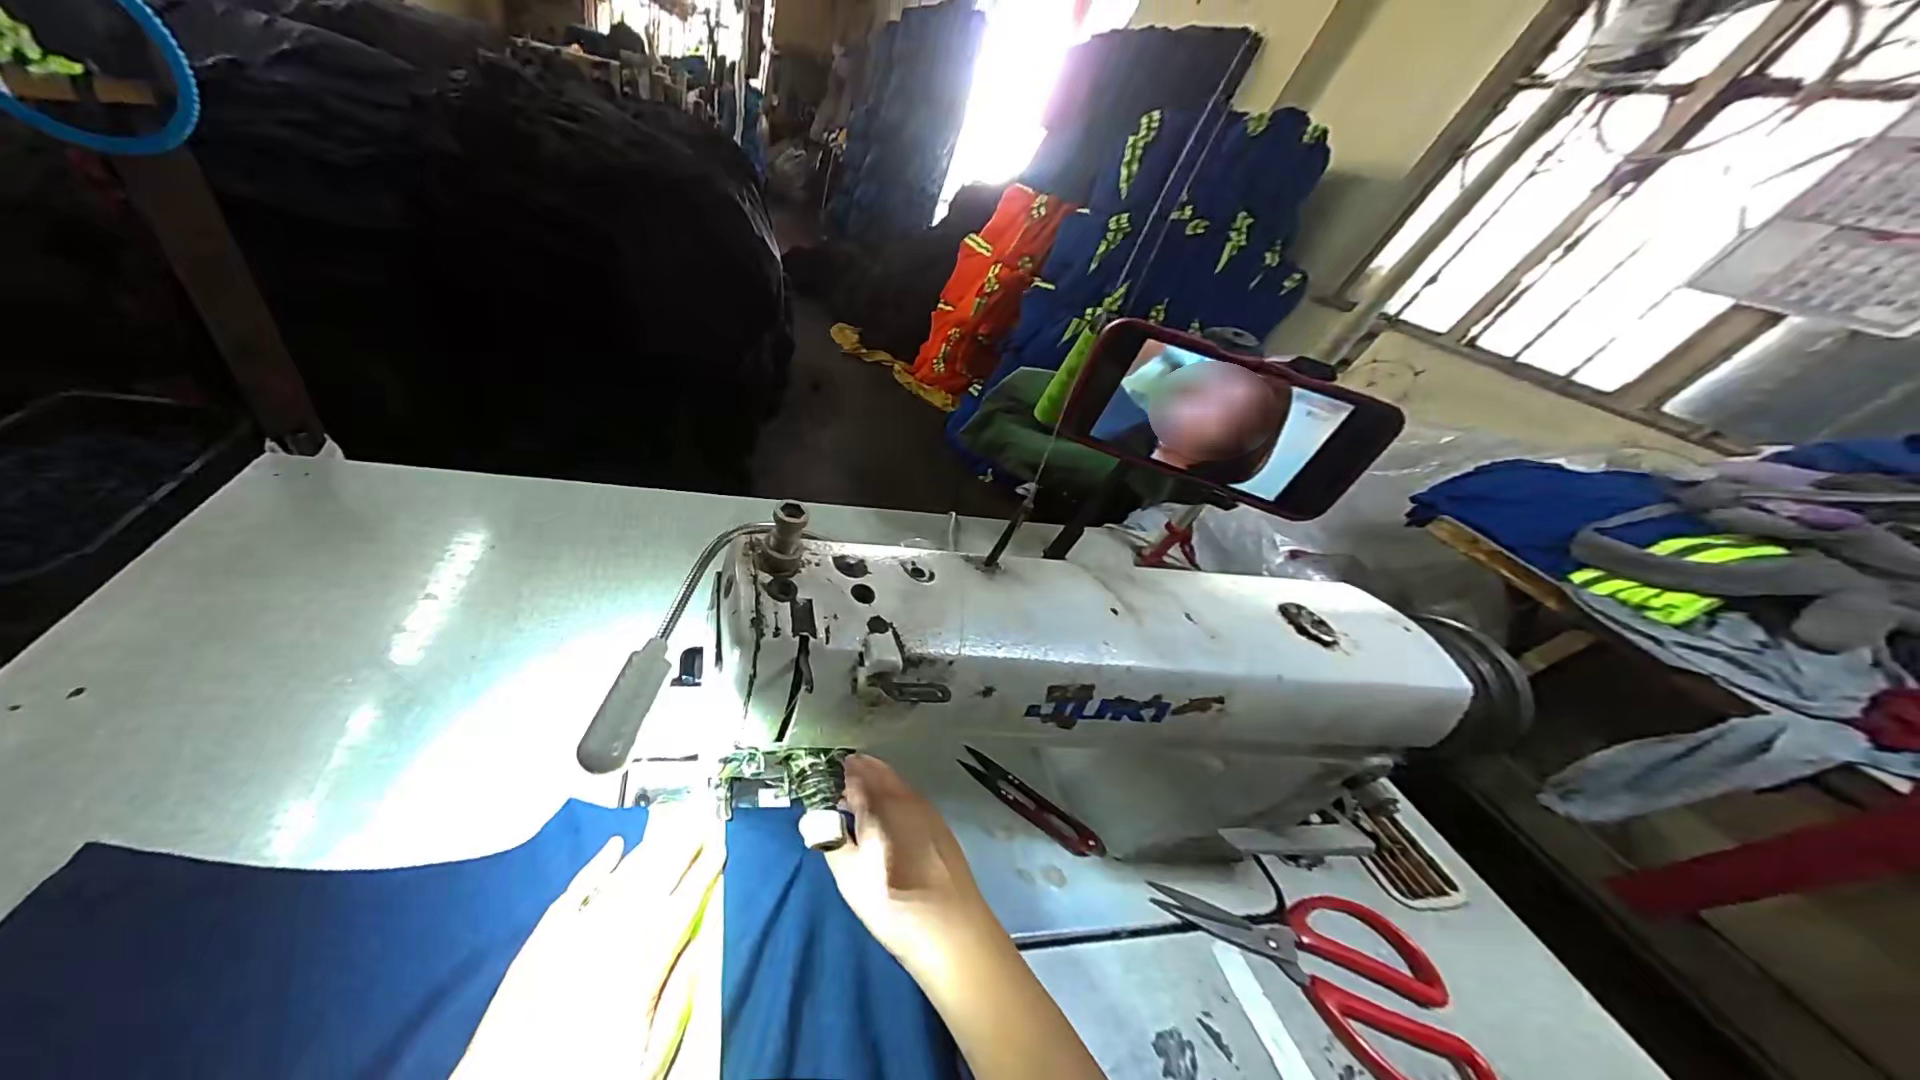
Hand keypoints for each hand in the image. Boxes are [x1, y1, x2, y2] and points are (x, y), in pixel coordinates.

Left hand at [454, 811, 721, 1078]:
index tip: (719, 849)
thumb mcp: (643, 1059)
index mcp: (635, 972)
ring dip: (648, 853)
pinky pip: (572, 895)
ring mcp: (569, 940)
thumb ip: (674, 1003)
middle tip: (699, 821)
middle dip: (679, 850)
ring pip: (618, 883)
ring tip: (670, 828)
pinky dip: (594, 869)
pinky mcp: (539, 945)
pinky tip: (614, 848)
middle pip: (651, 885)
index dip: (701, 876)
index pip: (678, 909)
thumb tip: (698, 953)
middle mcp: (604, 946)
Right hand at [819, 754, 1000, 968]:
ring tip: (859, 800)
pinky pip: (911, 799)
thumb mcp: (848, 874)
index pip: (857, 773)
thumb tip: (818, 818)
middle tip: (839, 781)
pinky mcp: (941, 827)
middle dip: (859, 772)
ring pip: (897, 785)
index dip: (839, 772)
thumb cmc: (892, 901)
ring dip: (878, 784)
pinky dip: (895, 798)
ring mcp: (928, 810)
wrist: (951, 929)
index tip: (823, 775)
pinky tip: (888, 818)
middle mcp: (907, 797)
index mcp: (882, 803)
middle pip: (880, 773)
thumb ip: (831, 839)